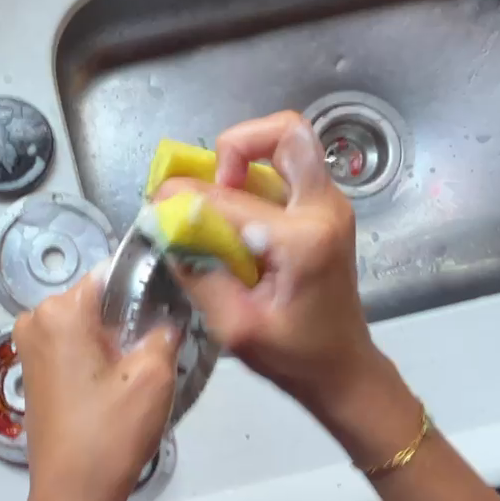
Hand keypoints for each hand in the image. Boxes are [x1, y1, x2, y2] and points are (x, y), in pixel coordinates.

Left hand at [11, 273, 180, 500]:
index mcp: (59, 310)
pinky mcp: (33, 370)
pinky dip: (98, 357)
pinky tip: (119, 385)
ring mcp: (30, 346)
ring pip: (88, 325)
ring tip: (141, 373)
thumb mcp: (153, 376)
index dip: (146, 289)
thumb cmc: (111, 434)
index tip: (172, 310)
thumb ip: (163, 329)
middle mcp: (36, 318)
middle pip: (99, 301)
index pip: (113, 276)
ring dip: (116, 341)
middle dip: (130, 318)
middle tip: (161, 349)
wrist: (71, 498)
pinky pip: (74, 346)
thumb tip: (166, 310)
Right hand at [155, 111, 412, 462]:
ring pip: (288, 143)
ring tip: (217, 195)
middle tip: (212, 184)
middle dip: (236, 146)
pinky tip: (232, 208)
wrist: (342, 368)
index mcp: (304, 239)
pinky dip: (254, 173)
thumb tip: (164, 226)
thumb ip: (199, 273)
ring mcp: (329, 205)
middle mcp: (324, 208)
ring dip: (245, 156)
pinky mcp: (323, 209)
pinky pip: (287, 167)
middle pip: (286, 132)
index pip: (230, 198)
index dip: (185, 197)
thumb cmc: (293, 355)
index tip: (157, 205)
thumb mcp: (235, 327)